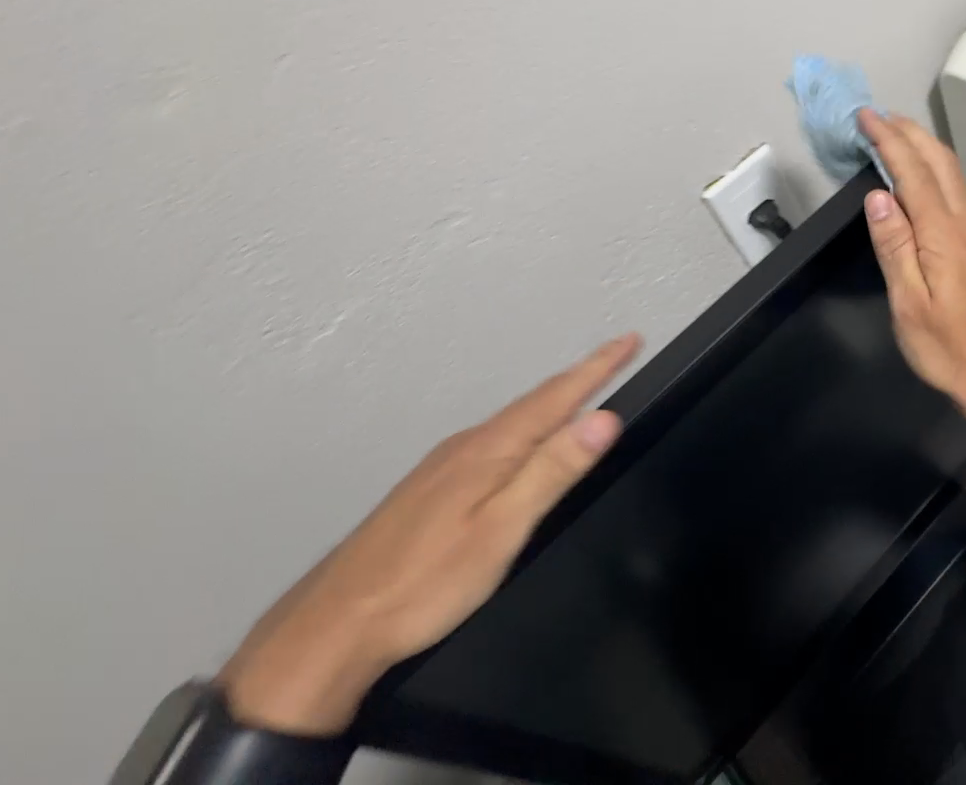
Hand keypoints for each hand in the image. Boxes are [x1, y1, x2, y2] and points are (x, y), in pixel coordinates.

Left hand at [218, 335, 640, 735]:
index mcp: (489, 451)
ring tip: (584, 392)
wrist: (333, 626)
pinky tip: (526, 445)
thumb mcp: (502, 528)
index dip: (598, 366)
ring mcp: (444, 466)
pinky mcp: (431, 488)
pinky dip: (526, 429)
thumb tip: (604, 418)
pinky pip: (493, 441)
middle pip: (536, 402)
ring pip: (513, 422)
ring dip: (554, 402)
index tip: (632, 340)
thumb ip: (553, 470)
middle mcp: (466, 447)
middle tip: (618, 357)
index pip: (557, 397)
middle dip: (581, 377)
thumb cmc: (426, 582)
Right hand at [857, 110, 965, 411]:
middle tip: (878, 116)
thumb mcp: (908, 302)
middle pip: (939, 162)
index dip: (889, 141)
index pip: (912, 174)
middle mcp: (963, 224)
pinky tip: (921, 175)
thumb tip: (878, 196)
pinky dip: (934, 168)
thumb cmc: (946, 346)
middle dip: (909, 132)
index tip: (866, 117)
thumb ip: (894, 245)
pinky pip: (955, 191)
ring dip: (924, 146)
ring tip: (896, 133)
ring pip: (952, 173)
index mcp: (942, 235)